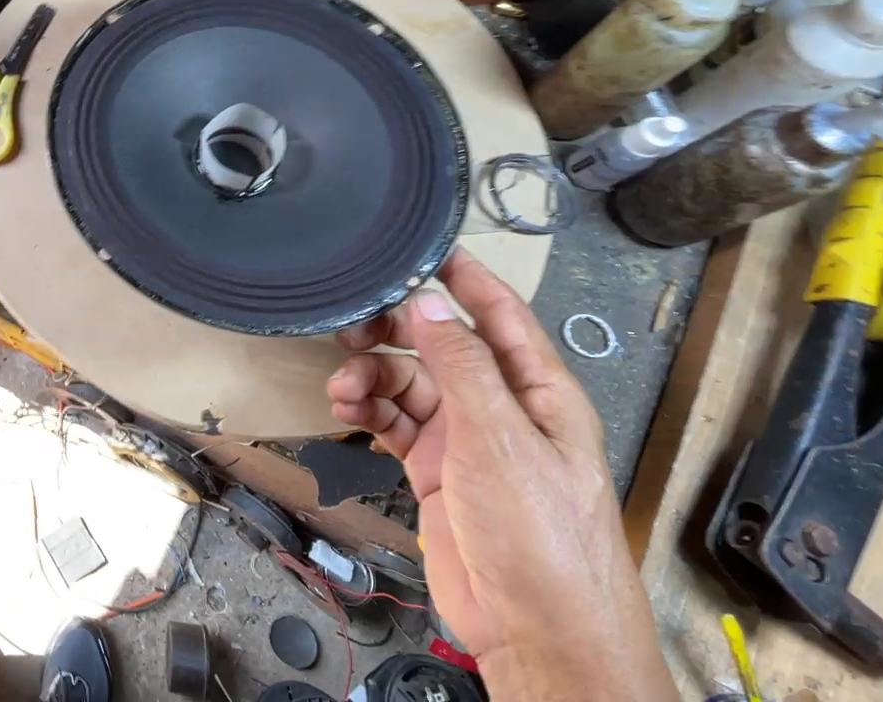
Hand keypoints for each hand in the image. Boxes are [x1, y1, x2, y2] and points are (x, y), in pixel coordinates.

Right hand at [325, 248, 675, 700]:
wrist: (534, 632)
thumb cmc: (540, 538)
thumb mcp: (500, 442)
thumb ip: (461, 368)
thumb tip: (428, 303)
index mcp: (537, 394)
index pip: (500, 317)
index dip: (466, 279)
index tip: (425, 249)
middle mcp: (500, 409)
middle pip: (439, 347)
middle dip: (396, 330)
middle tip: (352, 326)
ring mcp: (464, 440)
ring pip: (408, 383)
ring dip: (371, 375)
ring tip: (343, 387)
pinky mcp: (433, 468)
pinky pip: (393, 419)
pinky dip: (367, 408)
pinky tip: (347, 408)